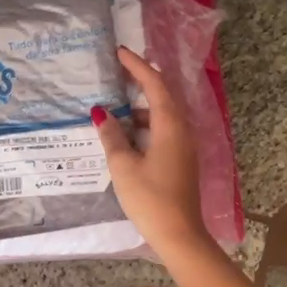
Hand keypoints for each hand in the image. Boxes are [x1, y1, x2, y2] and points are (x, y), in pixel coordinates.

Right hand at [92, 46, 210, 255]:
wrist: (179, 234)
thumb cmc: (150, 198)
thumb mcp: (123, 166)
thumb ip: (111, 136)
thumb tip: (101, 113)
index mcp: (170, 125)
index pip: (155, 84)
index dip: (137, 66)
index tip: (120, 52)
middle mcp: (182, 130)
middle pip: (163, 96)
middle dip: (141, 81)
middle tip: (118, 71)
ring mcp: (185, 146)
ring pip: (163, 116)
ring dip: (141, 108)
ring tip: (116, 106)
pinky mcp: (182, 160)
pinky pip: (164, 131)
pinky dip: (146, 125)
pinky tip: (127, 135)